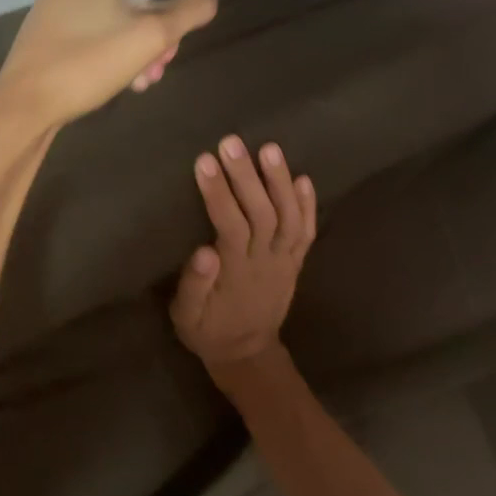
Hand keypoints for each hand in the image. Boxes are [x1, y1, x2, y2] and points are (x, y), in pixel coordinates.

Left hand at [0, 0, 217, 126]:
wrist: (24, 107)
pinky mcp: (58, 18)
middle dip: (162, 23)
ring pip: (125, 6)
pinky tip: (131, 78)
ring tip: (149, 76)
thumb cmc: (86, 62)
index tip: (187, 9)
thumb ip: (189, 12)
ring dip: (145, 40)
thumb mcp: (151, 38)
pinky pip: (104, 20)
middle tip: (166, 56)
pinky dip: (122, 43)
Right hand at [171, 135, 316, 371]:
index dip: (219, 193)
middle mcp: (265, 261)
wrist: (247, 353)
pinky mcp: (296, 262)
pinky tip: (303, 178)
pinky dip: (309, 205)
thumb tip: (204, 251)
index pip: (230, 225)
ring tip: (269, 148)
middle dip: (247, 176)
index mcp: (235, 272)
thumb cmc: (208, 330)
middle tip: (231, 142)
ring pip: (289, 218)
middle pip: (262, 213)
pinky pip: (308, 233)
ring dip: (280, 182)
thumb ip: (194, 285)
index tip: (205, 161)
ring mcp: (285, 261)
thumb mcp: (186, 316)